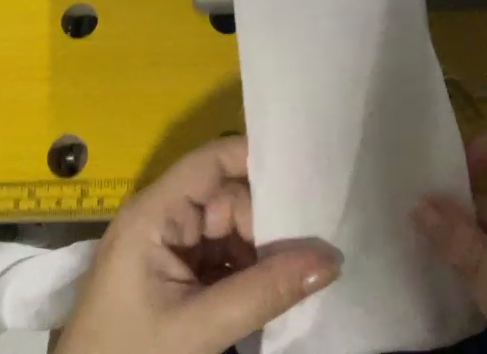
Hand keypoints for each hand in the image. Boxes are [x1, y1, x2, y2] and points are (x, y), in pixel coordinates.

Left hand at [57, 136, 341, 353]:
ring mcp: (174, 252)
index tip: (311, 170)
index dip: (258, 159)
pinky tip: (288, 288)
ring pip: (236, 233)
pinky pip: (229, 263)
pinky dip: (256, 275)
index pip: (212, 161)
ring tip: (315, 267)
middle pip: (232, 199)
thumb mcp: (198, 327)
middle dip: (274, 219)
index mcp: (156, 212)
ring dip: (269, 252)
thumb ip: (263, 292)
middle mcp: (166, 221)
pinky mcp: (182, 281)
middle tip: (325, 239)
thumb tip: (330, 258)